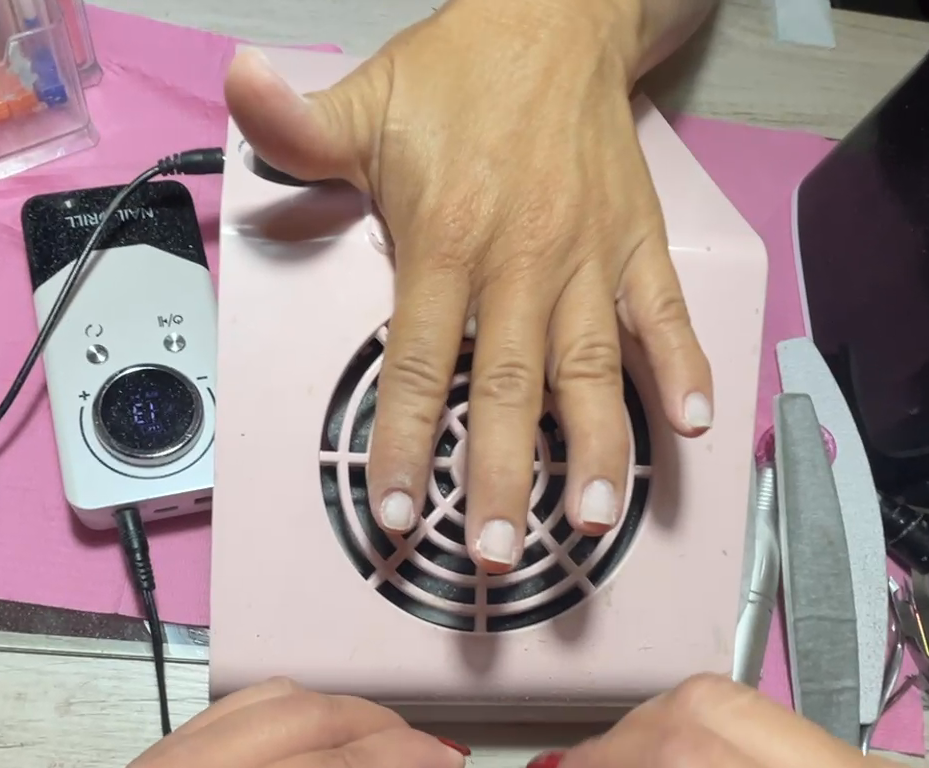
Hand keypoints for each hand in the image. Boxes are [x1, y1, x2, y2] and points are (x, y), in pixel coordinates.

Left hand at [0, 681, 473, 767]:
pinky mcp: (144, 765)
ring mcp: (153, 763)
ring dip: (338, 720)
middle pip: (311, 715)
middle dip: (384, 732)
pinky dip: (291, 722)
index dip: (413, 761)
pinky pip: (236, 713)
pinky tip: (314, 765)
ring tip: (379, 767)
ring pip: (273, 698)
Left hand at [225, 0, 715, 572]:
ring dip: (596, 450)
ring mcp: (589, 257)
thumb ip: (302, 125)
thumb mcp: (368, 99)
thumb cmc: (457, 72)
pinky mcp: (639, 245)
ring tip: (590, 523)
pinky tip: (691, 427)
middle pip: (507, 388)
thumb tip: (237, 91)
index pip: (418, 363)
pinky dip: (681, 367)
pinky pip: (665, 314)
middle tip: (494, 552)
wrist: (559, 12)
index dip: (403, 441)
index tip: (395, 511)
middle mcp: (522, 261)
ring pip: (592, 369)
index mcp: (447, 240)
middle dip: (500, 476)